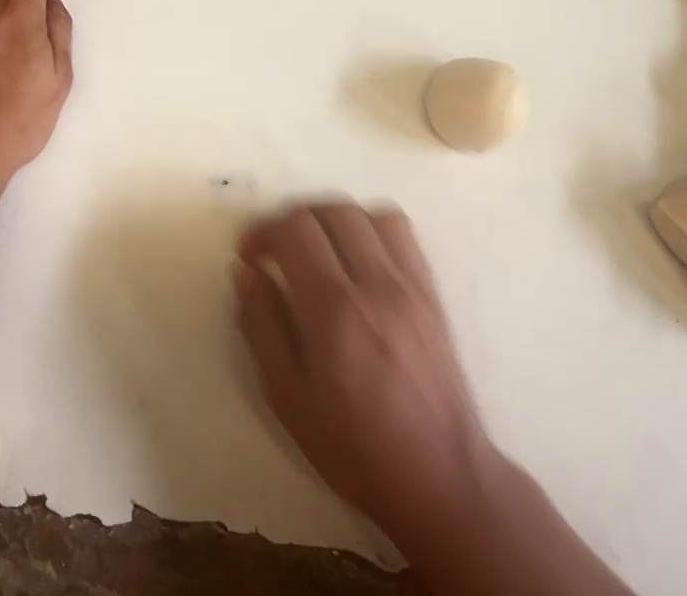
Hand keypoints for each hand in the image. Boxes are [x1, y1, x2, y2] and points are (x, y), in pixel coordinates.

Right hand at [234, 203, 491, 533]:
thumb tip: (247, 272)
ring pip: (371, 213)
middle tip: (275, 249)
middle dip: (294, 218)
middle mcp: (377, 285)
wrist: (439, 475)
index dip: (262, 231)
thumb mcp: (286, 396)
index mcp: (335, 311)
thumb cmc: (353, 445)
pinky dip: (371, 230)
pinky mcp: (433, 295)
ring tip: (317, 249)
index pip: (296, 230)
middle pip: (332, 210)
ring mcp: (412, 286)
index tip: (249, 258)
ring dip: (335, 218)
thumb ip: (262, 325)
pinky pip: (403, 235)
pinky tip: (356, 261)